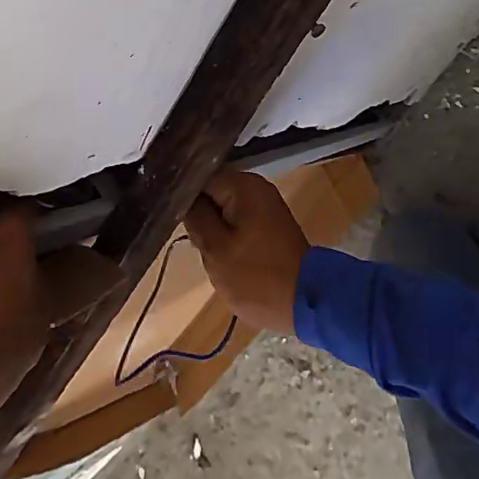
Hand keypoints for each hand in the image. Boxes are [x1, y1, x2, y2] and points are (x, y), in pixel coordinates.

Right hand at [183, 170, 308, 333]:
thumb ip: (196, 217)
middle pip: (213, 190)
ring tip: (204, 249)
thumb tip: (183, 197)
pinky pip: (238, 219)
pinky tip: (221, 254)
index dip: (183, 194)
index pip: (201, 176)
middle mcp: (256, 187)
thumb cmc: (257, 278)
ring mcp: (265, 205)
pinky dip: (227, 234)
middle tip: (192, 240)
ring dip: (212, 226)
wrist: (307, 303)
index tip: (170, 216)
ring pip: (223, 207)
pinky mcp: (269, 223)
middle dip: (199, 213)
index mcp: (243, 186)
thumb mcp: (216, 250)